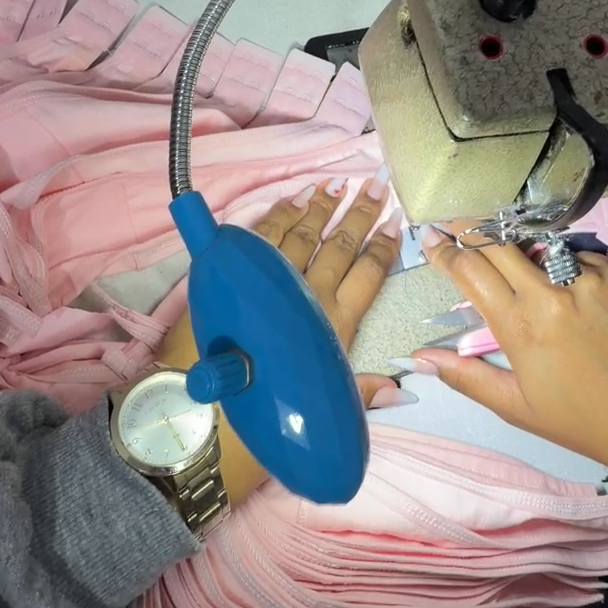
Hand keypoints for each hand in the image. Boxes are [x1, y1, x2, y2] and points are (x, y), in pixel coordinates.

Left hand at [158, 177, 404, 501]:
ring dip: (323, 205)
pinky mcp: (240, 277)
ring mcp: (274, 282)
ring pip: (305, 232)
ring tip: (340, 184)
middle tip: (376, 184)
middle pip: (340, 244)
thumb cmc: (274, 417)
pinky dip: (282, 212)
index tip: (396, 219)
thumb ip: (362, 392)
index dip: (384, 244)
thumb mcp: (327, 409)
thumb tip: (399, 391)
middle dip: (360, 211)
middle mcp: (310, 296)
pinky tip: (297, 197)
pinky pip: (266, 234)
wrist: (208, 422)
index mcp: (336, 324)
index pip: (369, 273)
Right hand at [412, 232, 607, 467]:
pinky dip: (566, 268)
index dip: (445, 250)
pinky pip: (578, 256)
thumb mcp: (515, 405)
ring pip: (538, 246)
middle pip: (498, 241)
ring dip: (523, 253)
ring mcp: (588, 278)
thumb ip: (465, 375)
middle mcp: (551, 292)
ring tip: (527, 274)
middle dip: (472, 228)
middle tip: (458, 223)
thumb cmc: (578, 417)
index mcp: (520, 325)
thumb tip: (418, 356)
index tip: (431, 237)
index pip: (470, 269)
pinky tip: (573, 293)